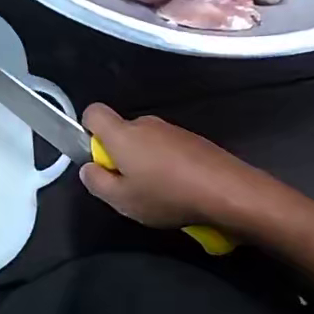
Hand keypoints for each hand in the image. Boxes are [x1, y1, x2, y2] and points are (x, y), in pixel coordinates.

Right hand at [78, 104, 287, 232]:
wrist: (226, 190)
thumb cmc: (167, 195)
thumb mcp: (121, 200)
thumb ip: (96, 182)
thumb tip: (89, 168)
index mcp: (123, 133)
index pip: (93, 113)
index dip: (88, 132)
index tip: (97, 159)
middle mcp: (147, 124)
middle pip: (122, 133)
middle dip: (120, 157)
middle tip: (129, 188)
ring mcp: (173, 130)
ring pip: (146, 144)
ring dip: (146, 165)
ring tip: (159, 195)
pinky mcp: (193, 140)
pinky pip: (169, 150)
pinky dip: (169, 167)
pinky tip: (179, 191)